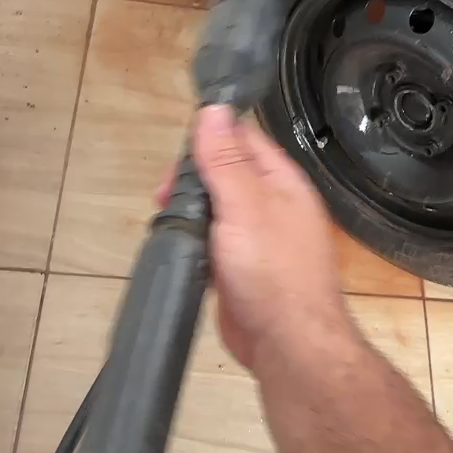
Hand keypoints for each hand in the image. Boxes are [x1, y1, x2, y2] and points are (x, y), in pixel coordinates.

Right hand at [165, 106, 353, 369]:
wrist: (287, 343)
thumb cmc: (272, 271)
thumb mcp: (245, 204)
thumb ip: (226, 159)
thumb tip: (214, 110)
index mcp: (282, 182)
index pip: (244, 140)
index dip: (211, 137)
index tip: (179, 154)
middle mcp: (272, 206)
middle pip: (225, 174)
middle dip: (192, 179)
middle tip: (165, 194)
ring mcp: (257, 240)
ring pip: (216, 210)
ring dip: (190, 211)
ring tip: (167, 219)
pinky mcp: (240, 270)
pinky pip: (213, 243)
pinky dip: (195, 241)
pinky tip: (180, 247)